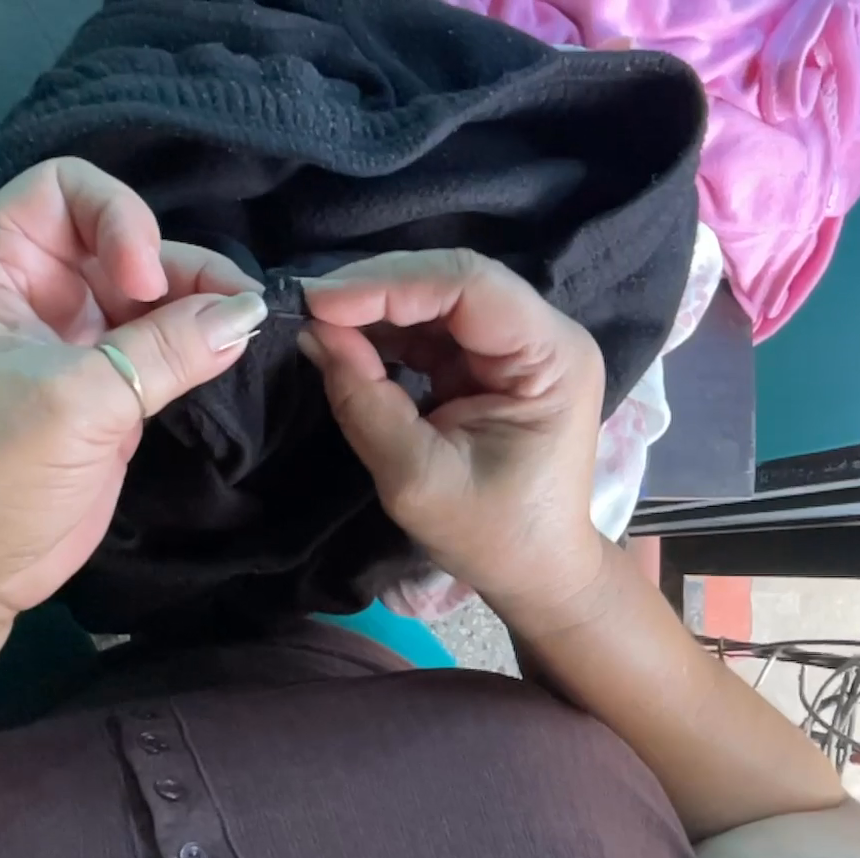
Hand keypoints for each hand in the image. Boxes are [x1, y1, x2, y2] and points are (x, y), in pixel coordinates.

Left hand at [0, 158, 269, 625]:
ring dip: (200, 311)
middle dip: (182, 269)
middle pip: (123, 249)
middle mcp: (37, 303)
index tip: (146, 282)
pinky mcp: (107, 404)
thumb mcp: (69, 405)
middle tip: (241, 307)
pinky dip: (196, 354)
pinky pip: (160, 359)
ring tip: (247, 331)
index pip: (63, 194)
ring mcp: (75, 356)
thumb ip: (162, 354)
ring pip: (151, 307)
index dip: (117, 218)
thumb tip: (248, 313)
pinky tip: (228, 358)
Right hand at [297, 249, 608, 618]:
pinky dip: (386, 335)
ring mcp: (516, 348)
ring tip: (318, 324)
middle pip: (453, 284)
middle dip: (377, 292)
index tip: (319, 302)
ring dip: (376, 311)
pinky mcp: (488, 365)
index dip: (390, 284)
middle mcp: (543, 336)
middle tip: (308, 307)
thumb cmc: (492, 537)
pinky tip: (347, 342)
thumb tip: (313, 334)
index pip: (470, 286)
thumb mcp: (418, 481)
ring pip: (437, 303)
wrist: (535, 571)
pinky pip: (431, 332)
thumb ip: (365, 405)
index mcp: (551, 357)